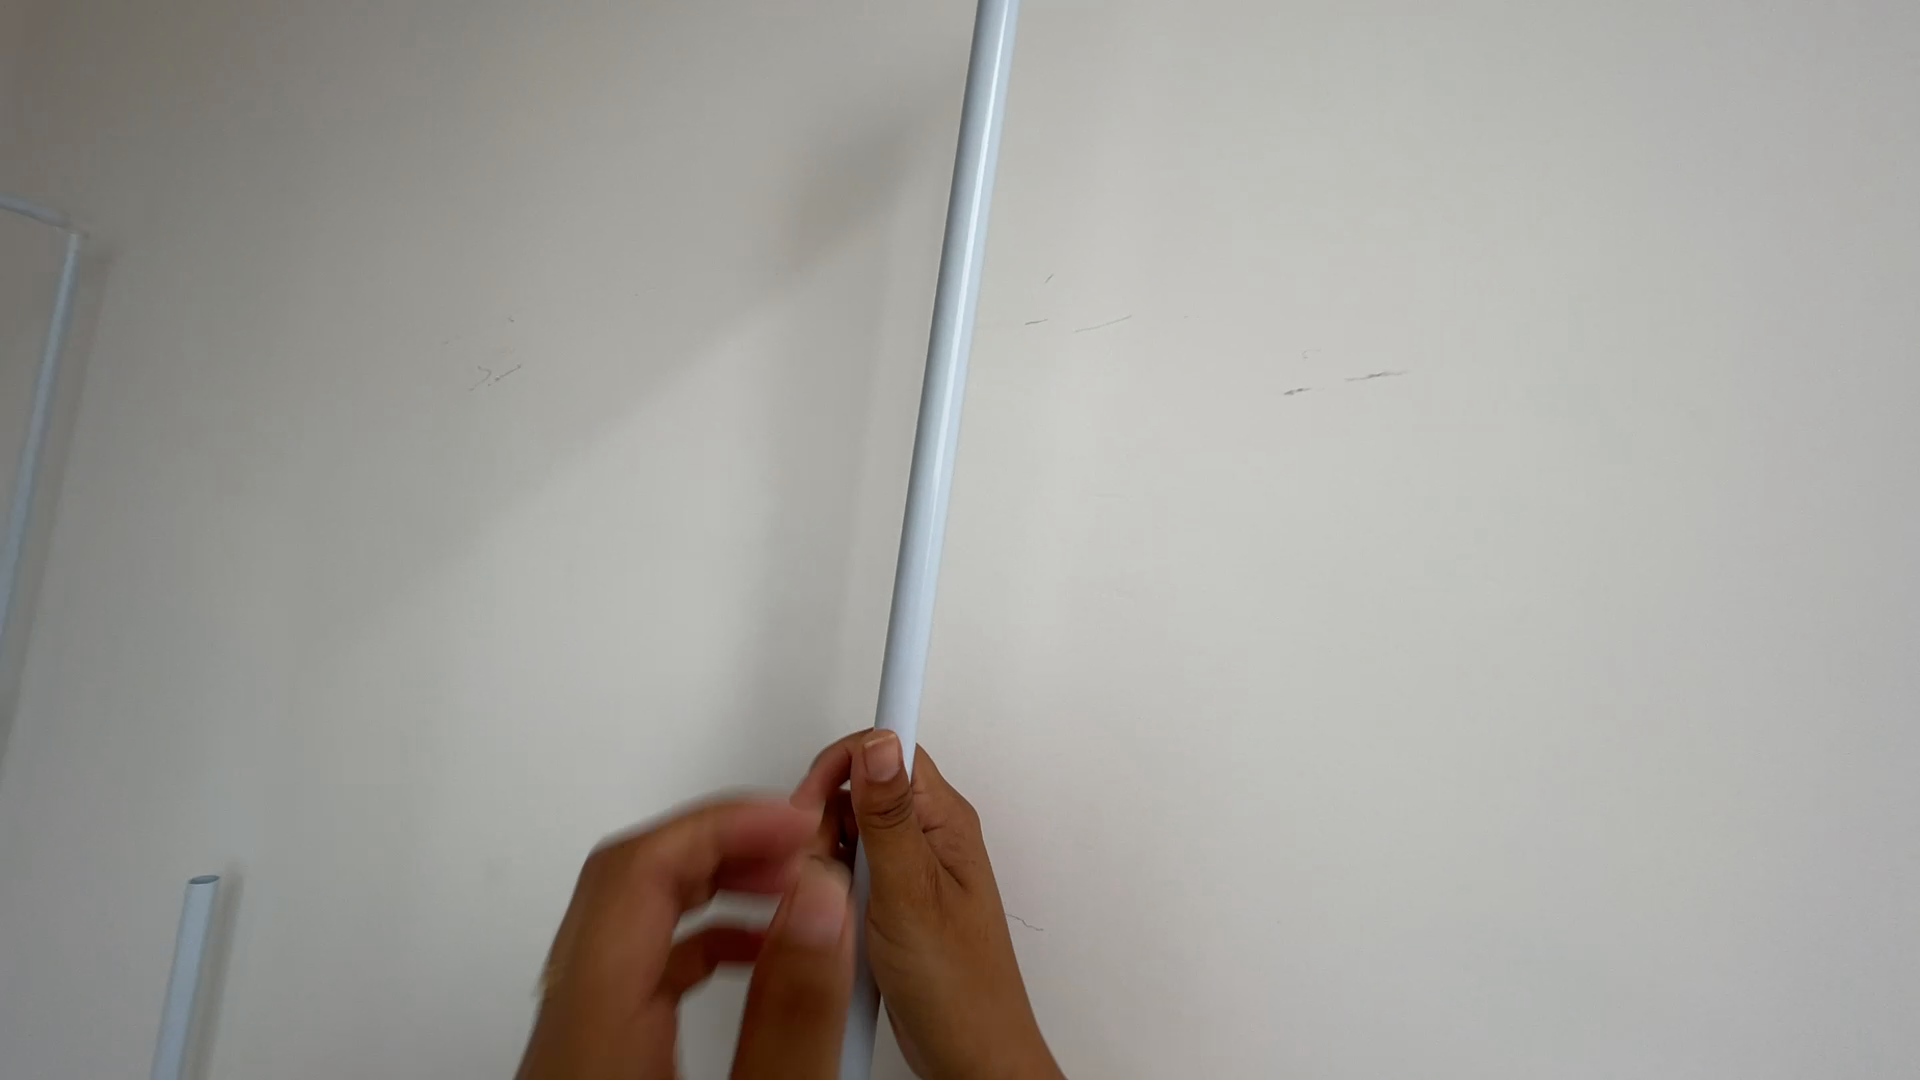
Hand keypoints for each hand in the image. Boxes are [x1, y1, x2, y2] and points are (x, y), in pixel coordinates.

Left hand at [517, 797, 854, 1079]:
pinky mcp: (594, 1059)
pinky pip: (644, 961)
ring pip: (636, 916)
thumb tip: (820, 902)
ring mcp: (574, 1046)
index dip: (721, 825)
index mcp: (586, 1044)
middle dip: (726, 842)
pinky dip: (709, 932)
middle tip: (798, 841)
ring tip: (792, 885)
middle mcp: (565, 1037)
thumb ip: (790, 1015)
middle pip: (630, 879)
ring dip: (720, 882)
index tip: (791, 820)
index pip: (634, 874)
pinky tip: (764, 950)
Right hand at [796, 732, 1064, 1079]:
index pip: (888, 749)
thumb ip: (889, 815)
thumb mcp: (912, 892)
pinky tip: (840, 924)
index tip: (812, 799)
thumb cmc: (961, 984)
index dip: (844, 763)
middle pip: (854, 790)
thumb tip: (880, 742)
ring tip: (838, 908)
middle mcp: (925, 833)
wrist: (968, 1056)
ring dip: (824, 865)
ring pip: (842, 832)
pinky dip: (831, 892)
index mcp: (941, 816)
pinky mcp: (888, 896)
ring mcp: (905, 865)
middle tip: (826, 871)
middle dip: (824, 826)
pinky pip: (844, 872)